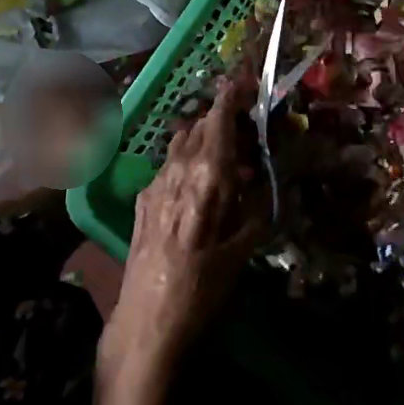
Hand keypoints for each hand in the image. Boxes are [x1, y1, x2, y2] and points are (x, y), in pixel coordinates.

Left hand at [102, 81, 260, 378]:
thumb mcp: (241, 250)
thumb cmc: (202, 288)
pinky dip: (185, 161)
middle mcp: (178, 169)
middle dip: (220, 118)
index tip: (244, 81)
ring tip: (222, 155)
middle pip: (198, 125)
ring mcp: (155, 183)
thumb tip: (261, 182)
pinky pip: (167, 165)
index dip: (231, 96)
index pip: (218, 120)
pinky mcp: (142, 200)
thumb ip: (254, 209)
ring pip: (180, 143)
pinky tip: (196, 185)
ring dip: (201, 138)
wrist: (146, 323)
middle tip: (244, 127)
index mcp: (208, 176)